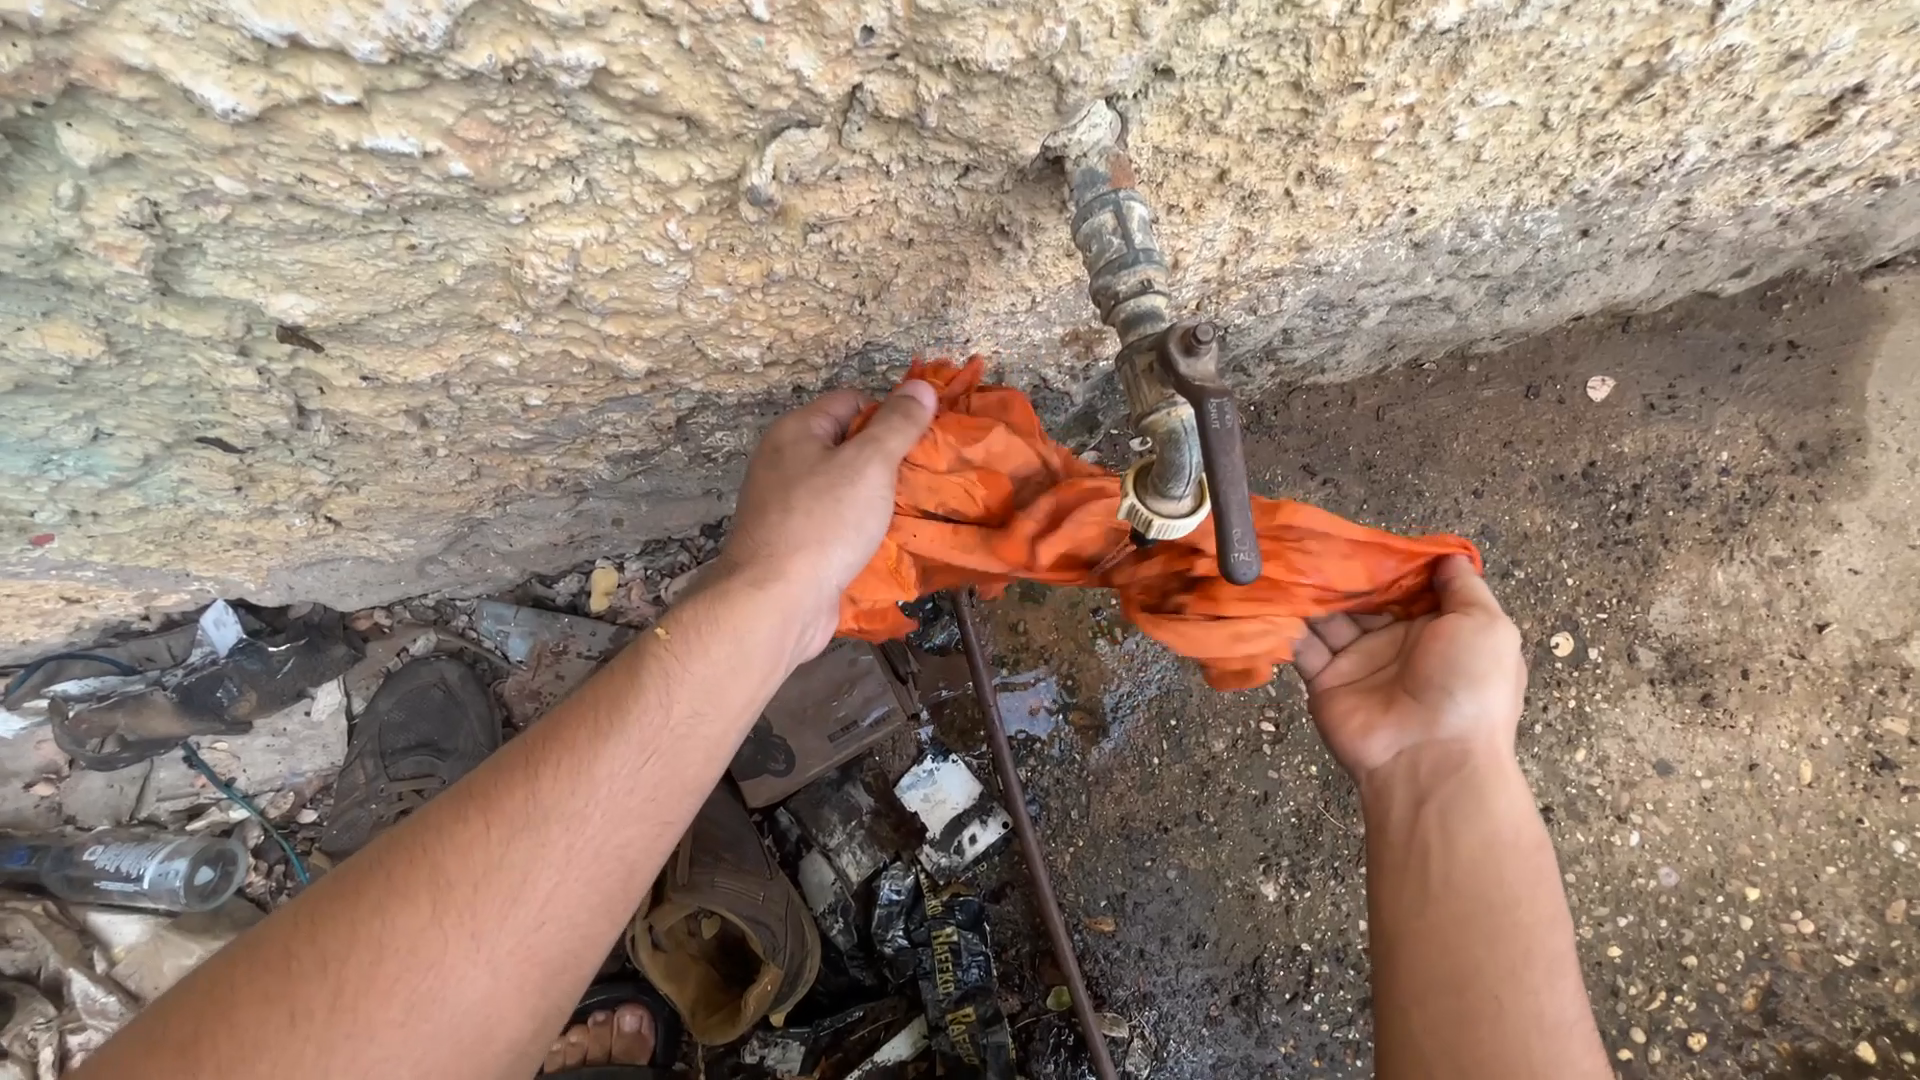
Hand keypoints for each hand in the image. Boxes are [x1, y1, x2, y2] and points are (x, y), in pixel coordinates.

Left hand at [705, 381, 937, 664]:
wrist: (775, 602)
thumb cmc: (823, 523)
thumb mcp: (869, 464)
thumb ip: (897, 424)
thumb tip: (921, 386)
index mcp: (797, 431)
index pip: (852, 402)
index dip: (889, 415)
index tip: (922, 442)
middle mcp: (786, 462)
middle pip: (849, 447)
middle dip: (889, 461)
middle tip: (926, 478)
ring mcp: (788, 506)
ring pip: (846, 490)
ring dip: (880, 500)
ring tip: (917, 511)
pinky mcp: (796, 544)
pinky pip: (838, 525)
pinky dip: (863, 531)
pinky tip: (890, 543)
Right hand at [1292, 555, 1525, 785]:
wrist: (1428, 755)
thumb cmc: (1468, 687)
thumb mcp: (1487, 626)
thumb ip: (1464, 587)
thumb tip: (1446, 555)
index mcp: (1436, 628)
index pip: (1405, 585)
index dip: (1386, 562)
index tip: (1362, 538)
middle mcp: (1394, 641)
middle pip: (1362, 597)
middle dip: (1341, 573)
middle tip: (1315, 545)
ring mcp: (1357, 660)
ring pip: (1328, 617)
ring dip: (1310, 594)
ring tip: (1289, 565)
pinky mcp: (1324, 680)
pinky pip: (1302, 647)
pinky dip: (1287, 626)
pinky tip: (1274, 601)